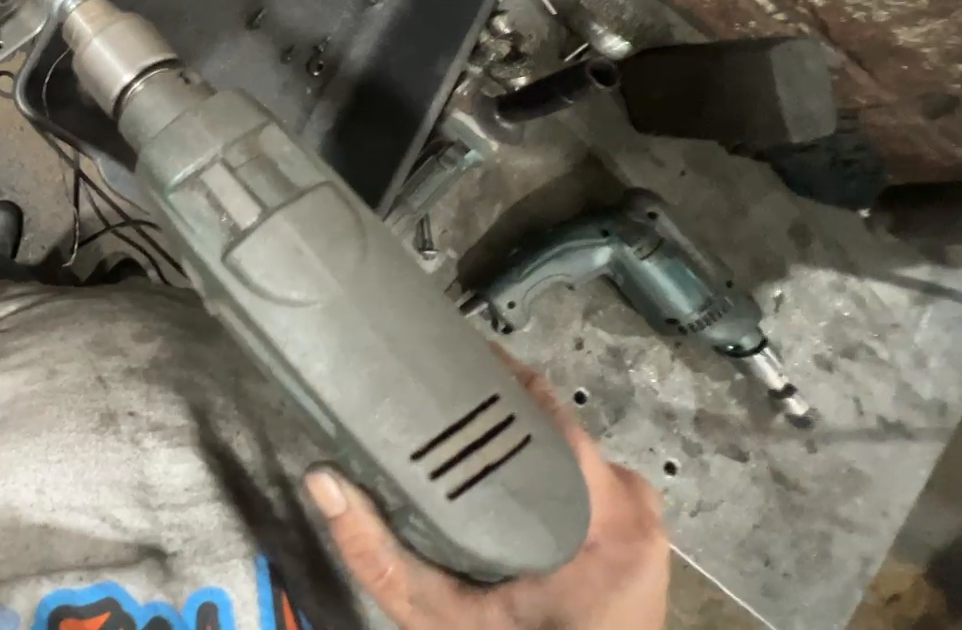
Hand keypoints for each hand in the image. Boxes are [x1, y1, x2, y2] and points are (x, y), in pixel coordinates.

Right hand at [304, 350, 669, 628]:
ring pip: (564, 444)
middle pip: (551, 420)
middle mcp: (634, 508)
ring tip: (449, 421)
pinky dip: (536, 461)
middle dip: (487, 403)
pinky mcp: (635, 536)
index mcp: (603, 519)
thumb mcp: (436, 618)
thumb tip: (320, 478)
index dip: (485, 375)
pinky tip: (490, 466)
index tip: (430, 359)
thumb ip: (376, 553)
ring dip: (511, 430)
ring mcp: (641, 521)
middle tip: (425, 391)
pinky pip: (581, 473)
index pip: (543, 409)